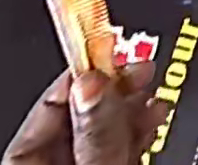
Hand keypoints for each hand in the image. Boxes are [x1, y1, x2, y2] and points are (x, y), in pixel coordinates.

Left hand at [4, 65, 166, 164]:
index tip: (110, 49)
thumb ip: (95, 134)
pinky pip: (116, 149)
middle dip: (114, 89)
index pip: (45, 108)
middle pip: (78, 118)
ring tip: (152, 94)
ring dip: (132, 108)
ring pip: (101, 132)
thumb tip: (93, 80)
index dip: (80, 75)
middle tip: (140, 68)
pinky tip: (153, 116)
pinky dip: (136, 131)